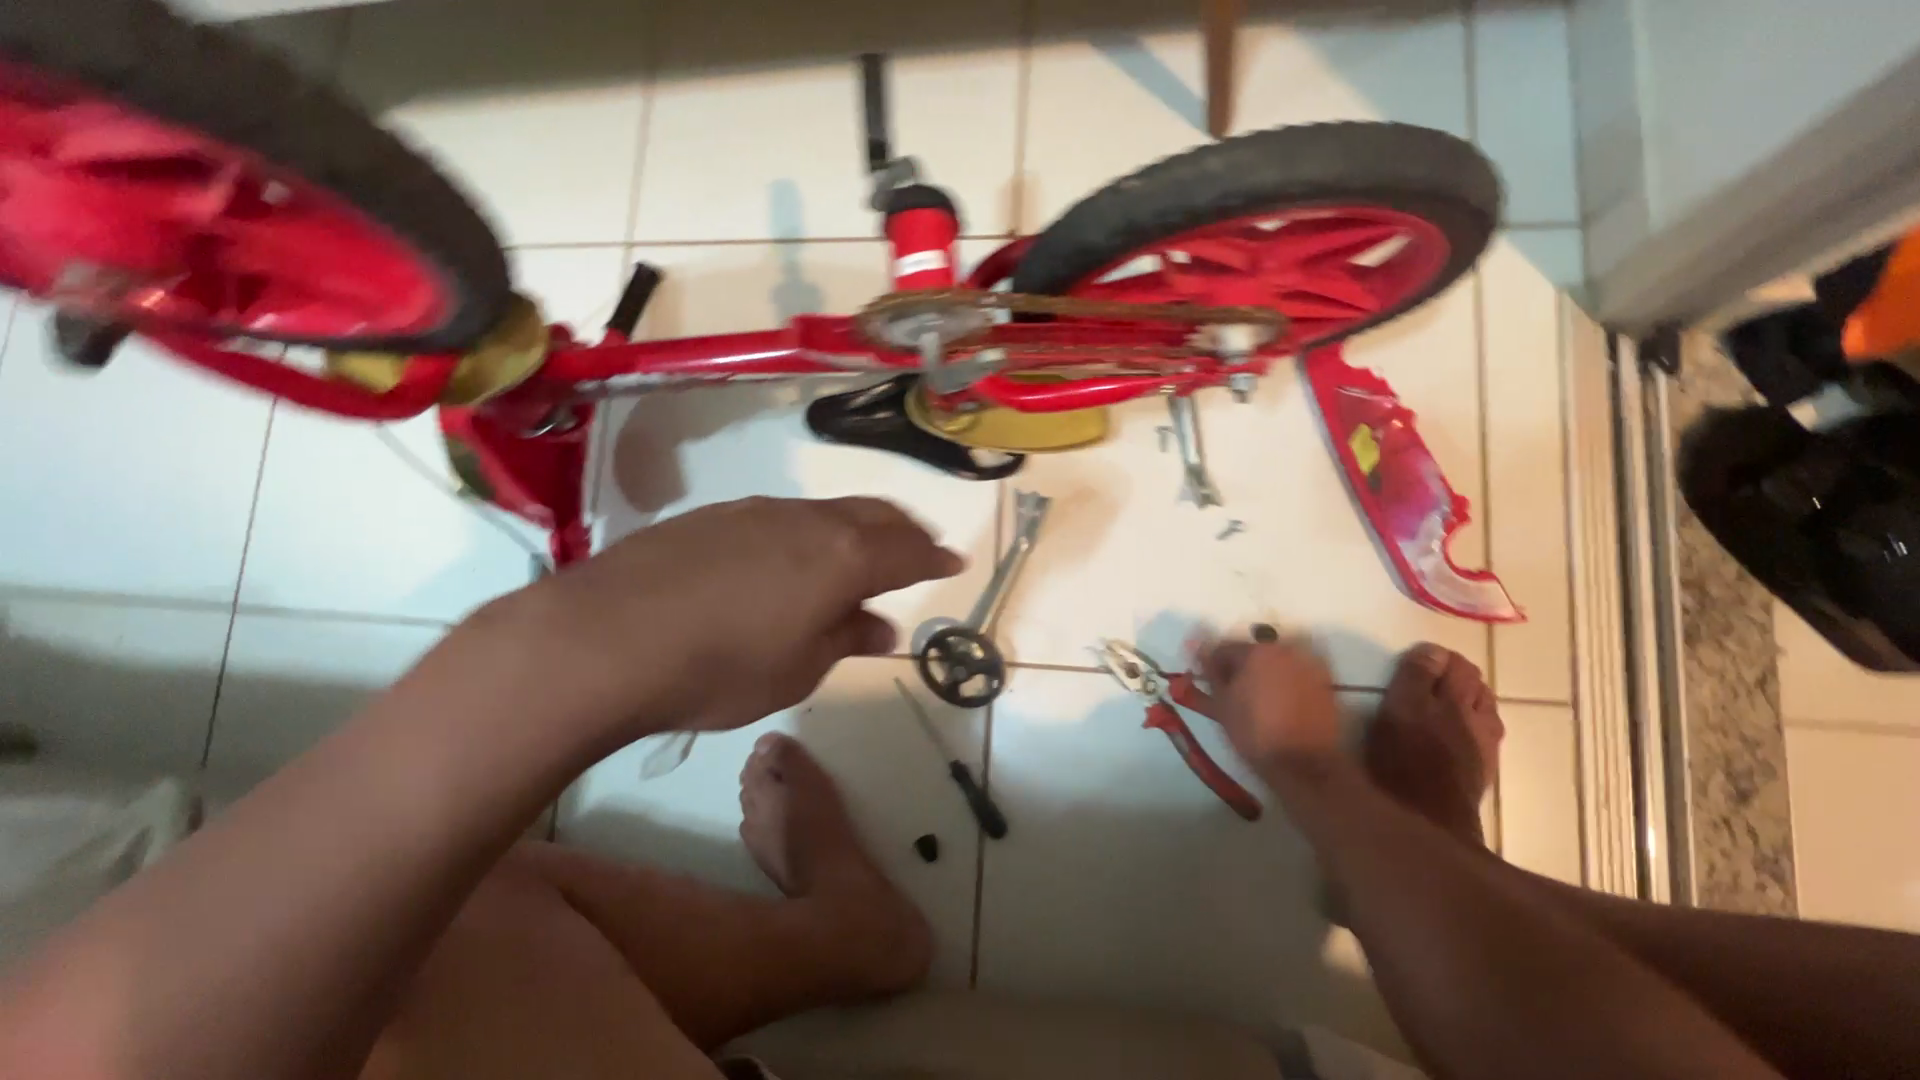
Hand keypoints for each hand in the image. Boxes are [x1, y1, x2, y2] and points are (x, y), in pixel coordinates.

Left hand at [496, 496, 962, 742]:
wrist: (602, 639)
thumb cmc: (718, 669)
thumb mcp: (796, 670)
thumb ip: (844, 639)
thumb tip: (879, 625)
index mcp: (842, 557)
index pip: (906, 551)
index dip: (934, 557)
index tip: (953, 561)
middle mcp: (806, 521)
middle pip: (872, 515)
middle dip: (903, 531)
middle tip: (917, 549)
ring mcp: (755, 512)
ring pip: (824, 512)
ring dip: (852, 530)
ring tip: (854, 558)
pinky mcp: (712, 516)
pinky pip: (780, 518)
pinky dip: (805, 535)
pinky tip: (786, 562)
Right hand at [1195, 633, 1344, 785]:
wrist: (1303, 765)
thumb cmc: (1254, 735)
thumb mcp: (1222, 705)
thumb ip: (1208, 671)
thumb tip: (1194, 642)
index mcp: (1255, 651)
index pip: (1222, 648)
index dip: (1213, 669)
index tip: (1211, 688)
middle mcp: (1285, 648)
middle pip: (1252, 652)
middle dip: (1241, 669)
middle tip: (1235, 695)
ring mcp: (1309, 663)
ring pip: (1276, 661)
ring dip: (1264, 674)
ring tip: (1259, 701)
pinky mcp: (1326, 681)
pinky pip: (1297, 673)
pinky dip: (1287, 682)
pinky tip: (1282, 704)